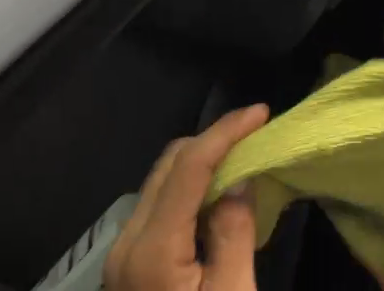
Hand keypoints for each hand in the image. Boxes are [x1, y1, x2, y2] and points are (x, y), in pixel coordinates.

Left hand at [104, 104, 269, 290]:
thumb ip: (234, 233)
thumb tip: (237, 183)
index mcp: (152, 248)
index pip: (189, 165)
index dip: (226, 130)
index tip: (262, 113)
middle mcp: (127, 243)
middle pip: (169, 165)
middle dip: (213, 141)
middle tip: (256, 138)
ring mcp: (121, 258)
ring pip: (161, 184)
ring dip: (201, 164)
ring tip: (243, 162)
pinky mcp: (126, 271)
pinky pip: (159, 209)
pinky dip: (189, 191)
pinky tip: (218, 201)